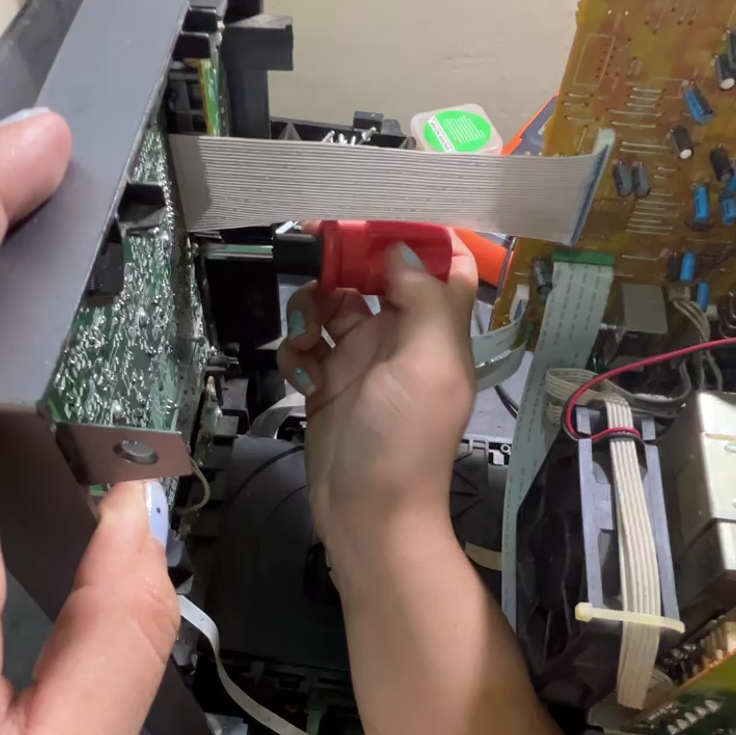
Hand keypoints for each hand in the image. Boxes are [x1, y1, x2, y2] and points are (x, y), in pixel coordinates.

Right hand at [277, 234, 478, 561]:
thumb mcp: (428, 364)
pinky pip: (307, 347)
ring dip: (311, 311)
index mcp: (435, 329)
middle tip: (313, 266)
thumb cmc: (404, 441)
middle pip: (372, 277)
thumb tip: (401, 250)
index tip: (375, 218)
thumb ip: (424, 299)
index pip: (438, 265)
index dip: (413, 237)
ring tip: (306, 338)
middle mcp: (400, 338)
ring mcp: (361, 362)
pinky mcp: (327, 385)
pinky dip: (297, 351)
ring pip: (332, 306)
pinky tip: (300, 375)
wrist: (367, 515)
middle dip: (343, 266)